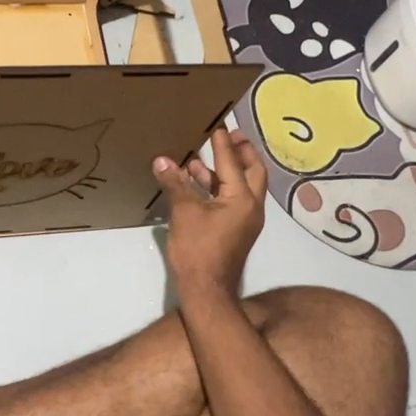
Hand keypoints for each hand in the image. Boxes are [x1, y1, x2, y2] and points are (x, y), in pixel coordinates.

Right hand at [152, 128, 267, 298]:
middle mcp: (252, 207)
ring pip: (242, 187)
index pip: (233, 162)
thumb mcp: (183, 213)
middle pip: (252, 171)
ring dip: (226, 171)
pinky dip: (219, 188)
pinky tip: (198, 184)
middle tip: (229, 136)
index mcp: (243, 199)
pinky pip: (233, 200)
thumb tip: (163, 160)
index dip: (223, 142)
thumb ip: (176, 184)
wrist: (206, 290)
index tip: (218, 124)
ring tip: (204, 157)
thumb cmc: (197, 250)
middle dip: (241, 152)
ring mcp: (246, 220)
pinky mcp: (236, 231)